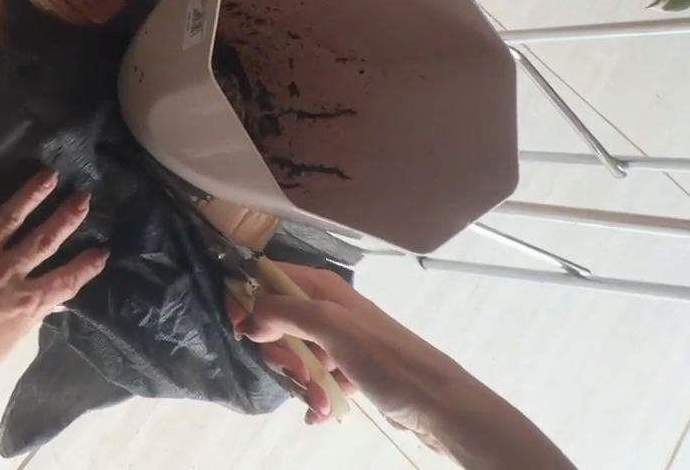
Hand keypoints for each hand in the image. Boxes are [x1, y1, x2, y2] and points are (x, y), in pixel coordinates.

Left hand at [0, 150, 108, 389]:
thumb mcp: (7, 345)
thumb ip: (27, 318)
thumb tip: (49, 302)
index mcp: (26, 303)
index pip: (65, 281)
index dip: (86, 267)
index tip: (103, 251)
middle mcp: (10, 271)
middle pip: (44, 240)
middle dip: (66, 218)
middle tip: (84, 197)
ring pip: (12, 215)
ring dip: (32, 193)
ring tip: (49, 175)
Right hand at [233, 261, 466, 431]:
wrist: (448, 411)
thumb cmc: (388, 360)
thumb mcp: (330, 325)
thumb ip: (281, 312)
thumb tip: (248, 319)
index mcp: (319, 286)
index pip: (263, 277)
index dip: (245, 298)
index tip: (241, 329)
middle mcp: (326, 307)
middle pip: (274, 319)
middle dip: (276, 349)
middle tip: (294, 372)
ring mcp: (339, 340)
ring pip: (294, 351)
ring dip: (298, 378)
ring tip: (318, 401)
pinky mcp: (351, 369)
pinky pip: (316, 376)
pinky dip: (314, 394)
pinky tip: (321, 413)